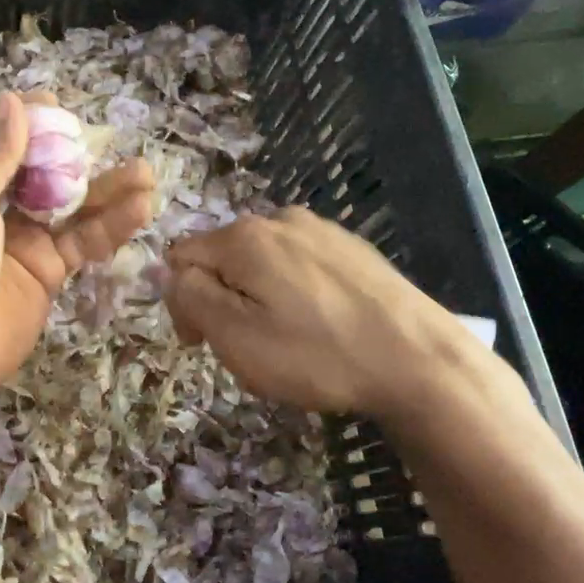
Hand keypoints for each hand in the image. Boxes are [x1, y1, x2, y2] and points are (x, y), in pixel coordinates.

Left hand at [0, 91, 154, 406]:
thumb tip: (10, 101)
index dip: (16, 117)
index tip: (52, 105)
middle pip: (32, 166)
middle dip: (65, 150)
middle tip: (98, 137)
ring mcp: (19, 239)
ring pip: (67, 203)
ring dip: (103, 187)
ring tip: (144, 171)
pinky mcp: (46, 271)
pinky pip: (82, 240)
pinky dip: (111, 225)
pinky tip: (141, 207)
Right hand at [162, 207, 491, 417]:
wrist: (421, 363)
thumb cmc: (318, 355)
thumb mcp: (236, 336)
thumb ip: (189, 297)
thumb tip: (162, 270)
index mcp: (243, 237)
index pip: (180, 258)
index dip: (182, 303)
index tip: (204, 344)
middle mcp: (278, 219)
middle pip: (221, 257)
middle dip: (221, 299)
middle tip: (249, 349)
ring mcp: (321, 230)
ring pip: (261, 262)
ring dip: (257, 297)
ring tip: (289, 341)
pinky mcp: (353, 248)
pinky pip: (299, 266)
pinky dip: (294, 293)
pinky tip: (322, 327)